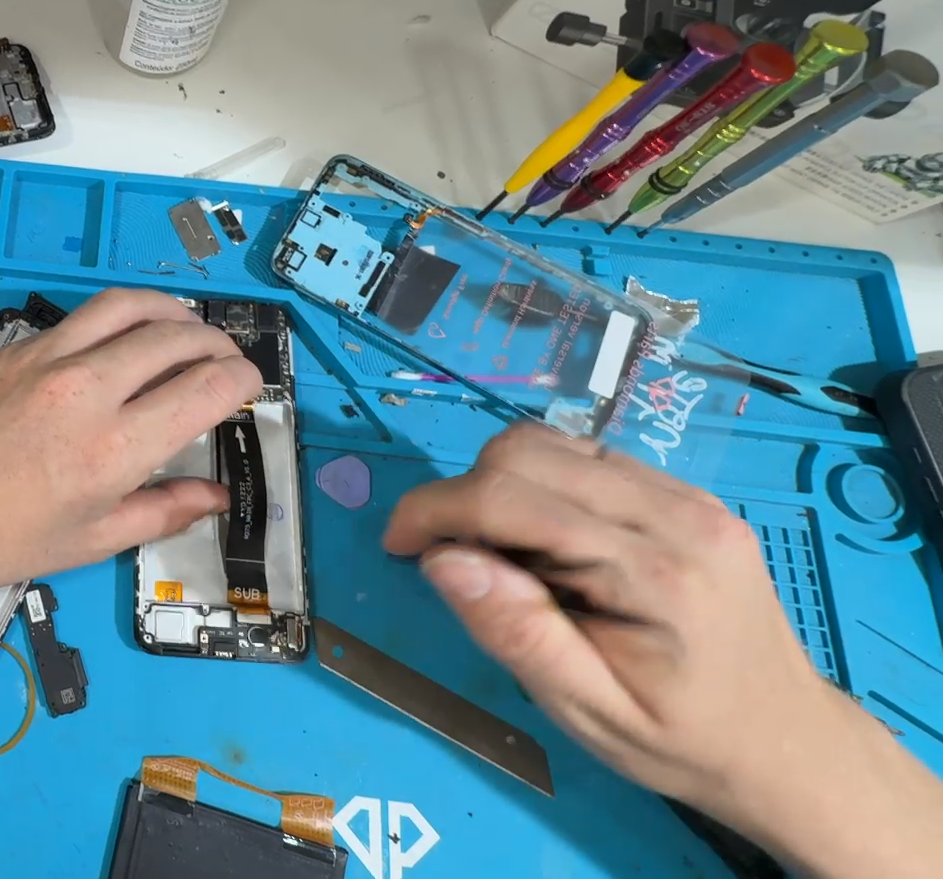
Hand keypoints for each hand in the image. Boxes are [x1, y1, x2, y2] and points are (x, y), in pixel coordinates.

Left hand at [0, 288, 261, 602]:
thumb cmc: (9, 539)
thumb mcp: (96, 539)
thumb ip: (166, 510)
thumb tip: (217, 496)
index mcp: (115, 447)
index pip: (206, 388)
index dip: (242, 380)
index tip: (247, 385)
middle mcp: (86, 390)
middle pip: (175, 336)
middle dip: (216, 342)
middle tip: (224, 357)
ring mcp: (46, 360)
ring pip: (127, 305)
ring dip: (170, 310)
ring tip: (185, 327)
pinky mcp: (16, 349)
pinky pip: (81, 318)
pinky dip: (116, 319)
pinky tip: (120, 341)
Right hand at [381, 422, 840, 816]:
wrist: (790, 744)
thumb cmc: (679, 738)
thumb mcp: (585, 710)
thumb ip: (514, 631)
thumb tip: (439, 558)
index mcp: (654, 573)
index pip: (507, 498)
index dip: (431, 510)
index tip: (397, 546)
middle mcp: (675, 513)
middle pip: (518, 454)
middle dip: (459, 496)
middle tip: (455, 558)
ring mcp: (684, 493)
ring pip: (541, 442)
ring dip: (492, 484)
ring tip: (502, 549)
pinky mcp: (680, 489)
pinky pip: (573, 453)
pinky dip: (530, 481)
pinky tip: (543, 536)